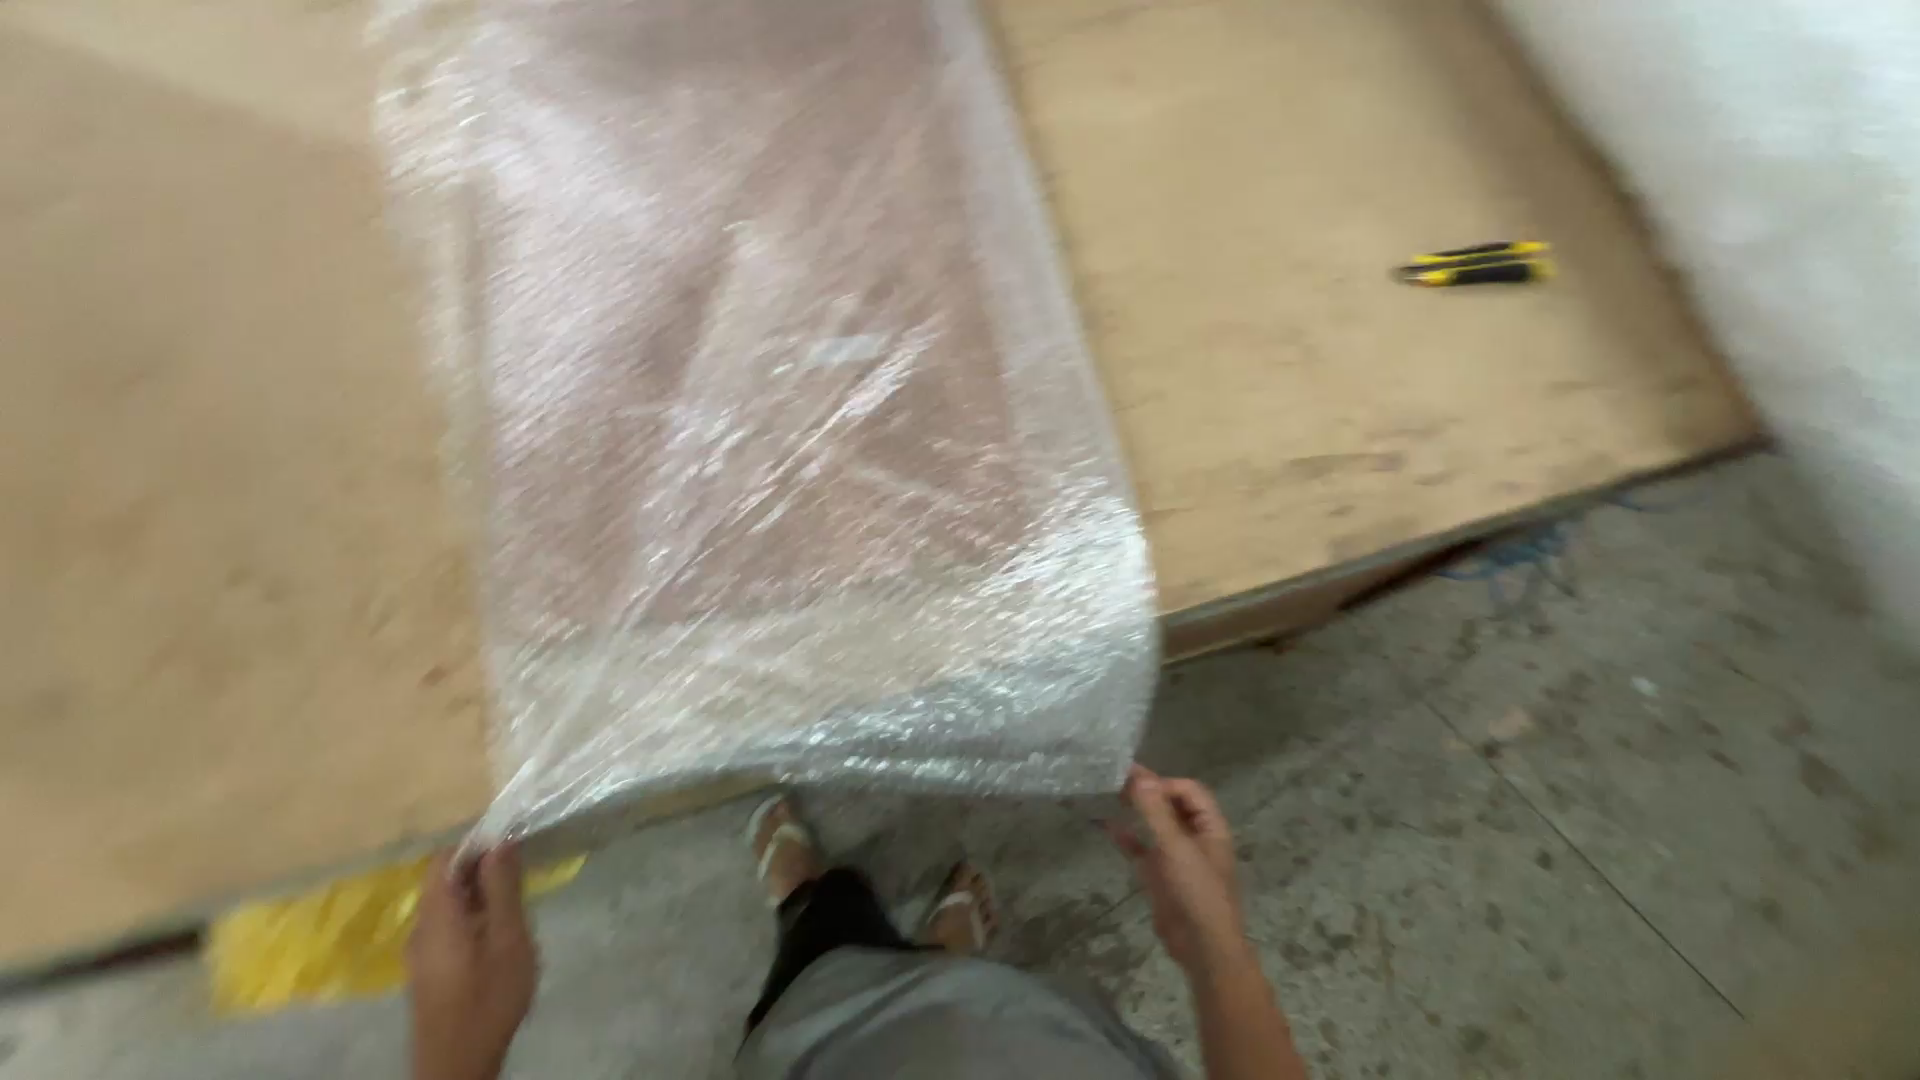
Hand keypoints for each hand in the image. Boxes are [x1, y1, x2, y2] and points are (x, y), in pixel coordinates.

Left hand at [408, 845, 537, 1079]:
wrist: (458, 1063)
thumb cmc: (489, 996)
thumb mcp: (509, 938)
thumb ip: (503, 889)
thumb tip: (499, 842)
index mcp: (437, 915)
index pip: (445, 859)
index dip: (476, 844)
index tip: (511, 842)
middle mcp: (420, 928)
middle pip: (445, 880)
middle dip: (482, 868)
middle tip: (521, 872)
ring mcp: (421, 951)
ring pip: (448, 904)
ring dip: (480, 893)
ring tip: (517, 901)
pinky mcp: (428, 969)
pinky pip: (448, 924)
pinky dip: (473, 915)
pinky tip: (500, 932)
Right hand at [1107, 766, 1250, 978]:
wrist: (1203, 948)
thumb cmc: (1197, 892)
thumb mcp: (1176, 848)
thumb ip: (1156, 812)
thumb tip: (1139, 775)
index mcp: (1211, 828)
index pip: (1189, 790)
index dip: (1164, 783)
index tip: (1135, 783)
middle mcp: (1196, 838)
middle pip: (1172, 805)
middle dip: (1148, 791)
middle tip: (1116, 779)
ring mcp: (1178, 857)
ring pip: (1156, 825)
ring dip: (1138, 811)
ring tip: (1111, 794)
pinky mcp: (1161, 876)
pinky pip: (1143, 850)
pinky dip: (1128, 838)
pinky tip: (1107, 827)